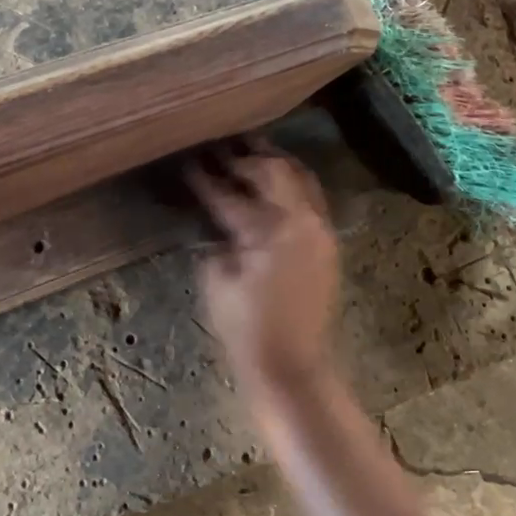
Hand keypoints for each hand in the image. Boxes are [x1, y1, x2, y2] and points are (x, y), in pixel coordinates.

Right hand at [185, 141, 340, 386]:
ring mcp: (321, 231)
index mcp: (270, 228)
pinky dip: (290, 186)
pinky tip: (270, 187)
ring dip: (273, 165)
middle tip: (221, 147)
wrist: (291, 367)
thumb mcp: (216, 281)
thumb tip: (221, 221)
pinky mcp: (327, 244)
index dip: (206, 176)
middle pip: (276, 169)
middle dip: (247, 156)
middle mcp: (303, 220)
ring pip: (301, 179)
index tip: (188, 161)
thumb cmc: (245, 328)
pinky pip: (310, 199)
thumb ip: (218, 240)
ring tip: (248, 155)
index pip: (231, 192)